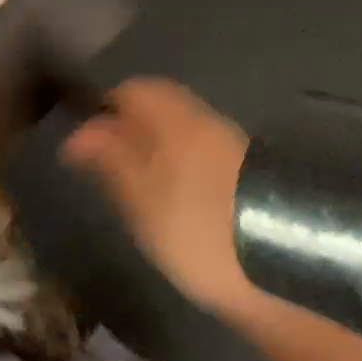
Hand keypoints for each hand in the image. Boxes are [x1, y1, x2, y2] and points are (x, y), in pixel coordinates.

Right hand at [61, 79, 264, 320]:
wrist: (281, 269)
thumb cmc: (195, 228)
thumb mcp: (138, 197)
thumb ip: (108, 158)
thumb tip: (80, 132)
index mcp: (175, 120)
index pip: (133, 91)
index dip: (106, 111)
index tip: (87, 146)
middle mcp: (206, 123)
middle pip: (159, 112)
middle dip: (132, 135)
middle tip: (110, 175)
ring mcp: (233, 150)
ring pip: (182, 137)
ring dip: (158, 155)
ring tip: (140, 197)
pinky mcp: (250, 178)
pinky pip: (203, 159)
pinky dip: (182, 174)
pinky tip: (178, 208)